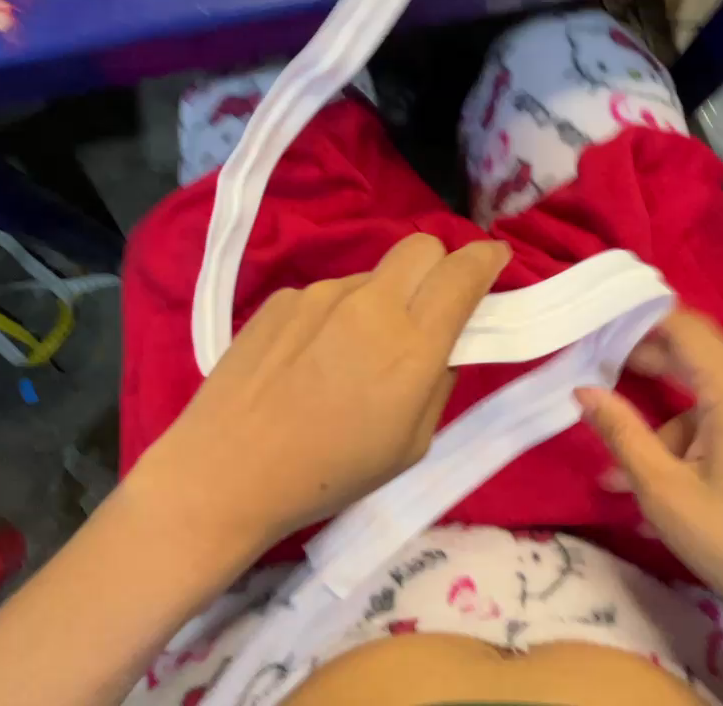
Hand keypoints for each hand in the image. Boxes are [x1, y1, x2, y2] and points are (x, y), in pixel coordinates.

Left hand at [137, 234, 510, 550]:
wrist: (227, 470)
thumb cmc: (328, 474)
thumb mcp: (409, 446)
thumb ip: (439, 382)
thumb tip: (448, 343)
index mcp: (410, 347)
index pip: (463, 273)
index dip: (487, 260)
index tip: (495, 263)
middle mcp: (368, 305)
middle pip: (421, 247)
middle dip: (438, 267)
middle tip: (428, 309)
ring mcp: (319, 294)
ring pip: (371, 276)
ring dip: (380, 301)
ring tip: (349, 358)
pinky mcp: (282, 297)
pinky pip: (328, 294)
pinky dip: (336, 316)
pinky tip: (308, 360)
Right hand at [577, 311, 722, 705]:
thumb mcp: (666, 494)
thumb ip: (621, 433)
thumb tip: (583, 391)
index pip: (682, 324)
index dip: (636, 322)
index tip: (596, 335)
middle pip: (699, 358)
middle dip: (647, 376)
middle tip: (601, 394)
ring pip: (717, 399)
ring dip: (674, 426)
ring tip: (637, 477)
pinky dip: (707, 437)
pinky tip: (685, 484)